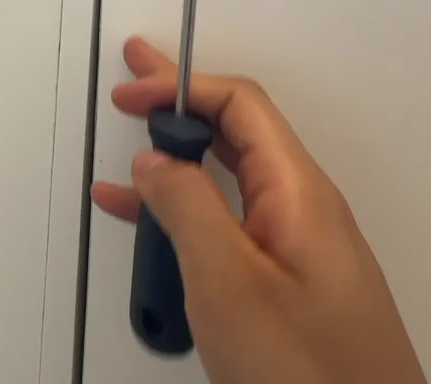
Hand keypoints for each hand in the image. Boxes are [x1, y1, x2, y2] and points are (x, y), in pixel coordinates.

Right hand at [92, 37, 426, 383]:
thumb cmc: (304, 374)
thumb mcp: (229, 283)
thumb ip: (186, 206)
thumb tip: (155, 161)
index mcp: (299, 195)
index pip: (240, 105)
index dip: (182, 87)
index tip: (130, 91)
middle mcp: (302, 211)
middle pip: (236, 131)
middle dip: (180, 101)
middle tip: (132, 77)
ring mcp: (296, 249)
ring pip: (227, 179)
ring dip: (174, 158)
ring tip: (126, 147)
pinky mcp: (286, 284)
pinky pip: (226, 223)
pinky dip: (180, 209)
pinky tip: (141, 218)